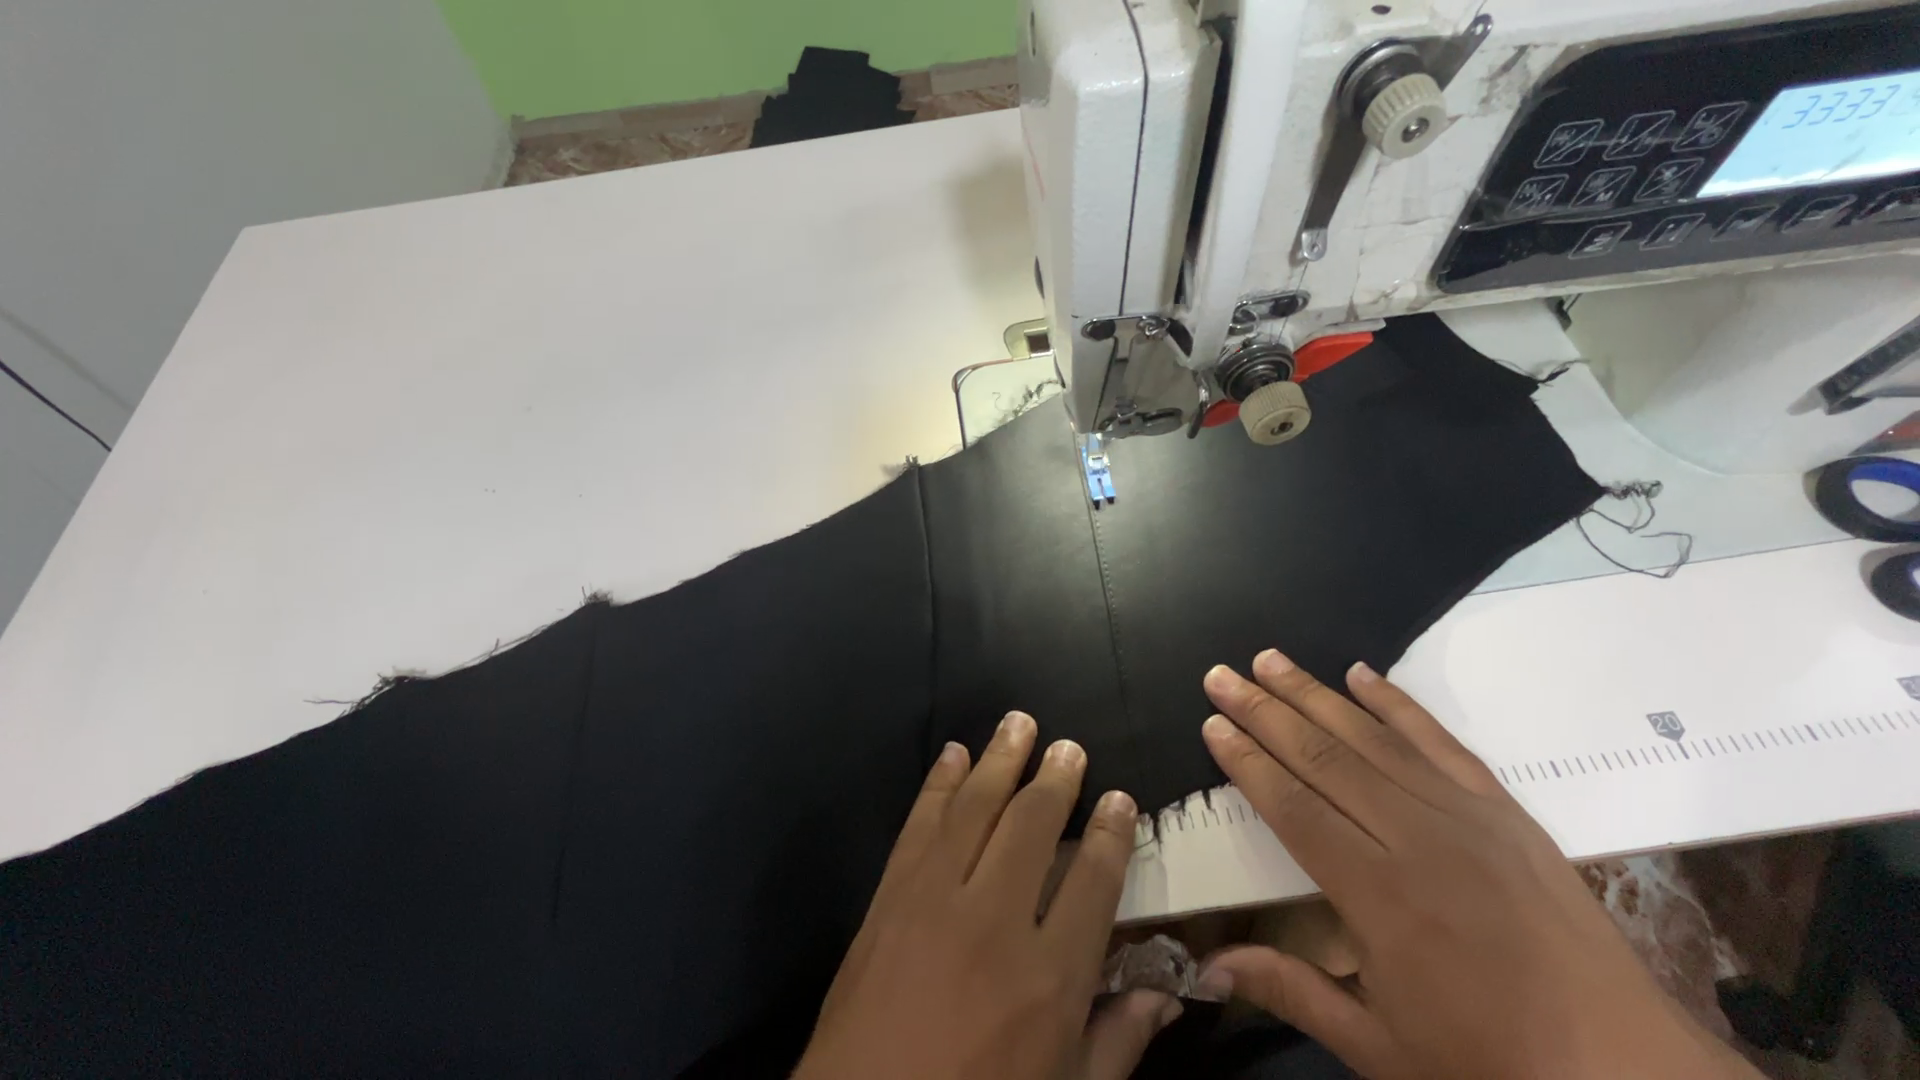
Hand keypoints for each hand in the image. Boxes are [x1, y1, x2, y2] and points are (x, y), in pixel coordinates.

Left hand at [793, 711, 1182, 1079]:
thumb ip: (1117, 1041)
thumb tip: (1165, 991)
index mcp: (1050, 977)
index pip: (1093, 882)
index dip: (1111, 835)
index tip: (1119, 799)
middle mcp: (994, 923)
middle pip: (1032, 828)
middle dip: (1055, 781)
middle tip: (1069, 748)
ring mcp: (934, 902)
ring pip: (975, 810)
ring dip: (1000, 761)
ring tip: (1020, 724)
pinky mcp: (888, 898)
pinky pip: (918, 825)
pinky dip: (937, 784)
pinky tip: (953, 756)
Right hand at [1194, 652, 1760, 1079]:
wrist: (1624, 1069)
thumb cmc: (1488, 1062)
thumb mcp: (1379, 1046)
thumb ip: (1290, 991)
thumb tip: (1207, 968)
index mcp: (1380, 896)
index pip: (1295, 809)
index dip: (1248, 763)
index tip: (1213, 724)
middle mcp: (1418, 840)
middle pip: (1325, 759)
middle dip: (1265, 712)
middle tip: (1220, 675)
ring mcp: (1467, 817)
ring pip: (1375, 739)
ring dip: (1315, 694)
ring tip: (1269, 660)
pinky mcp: (1505, 811)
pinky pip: (1441, 743)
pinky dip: (1398, 704)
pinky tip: (1362, 675)